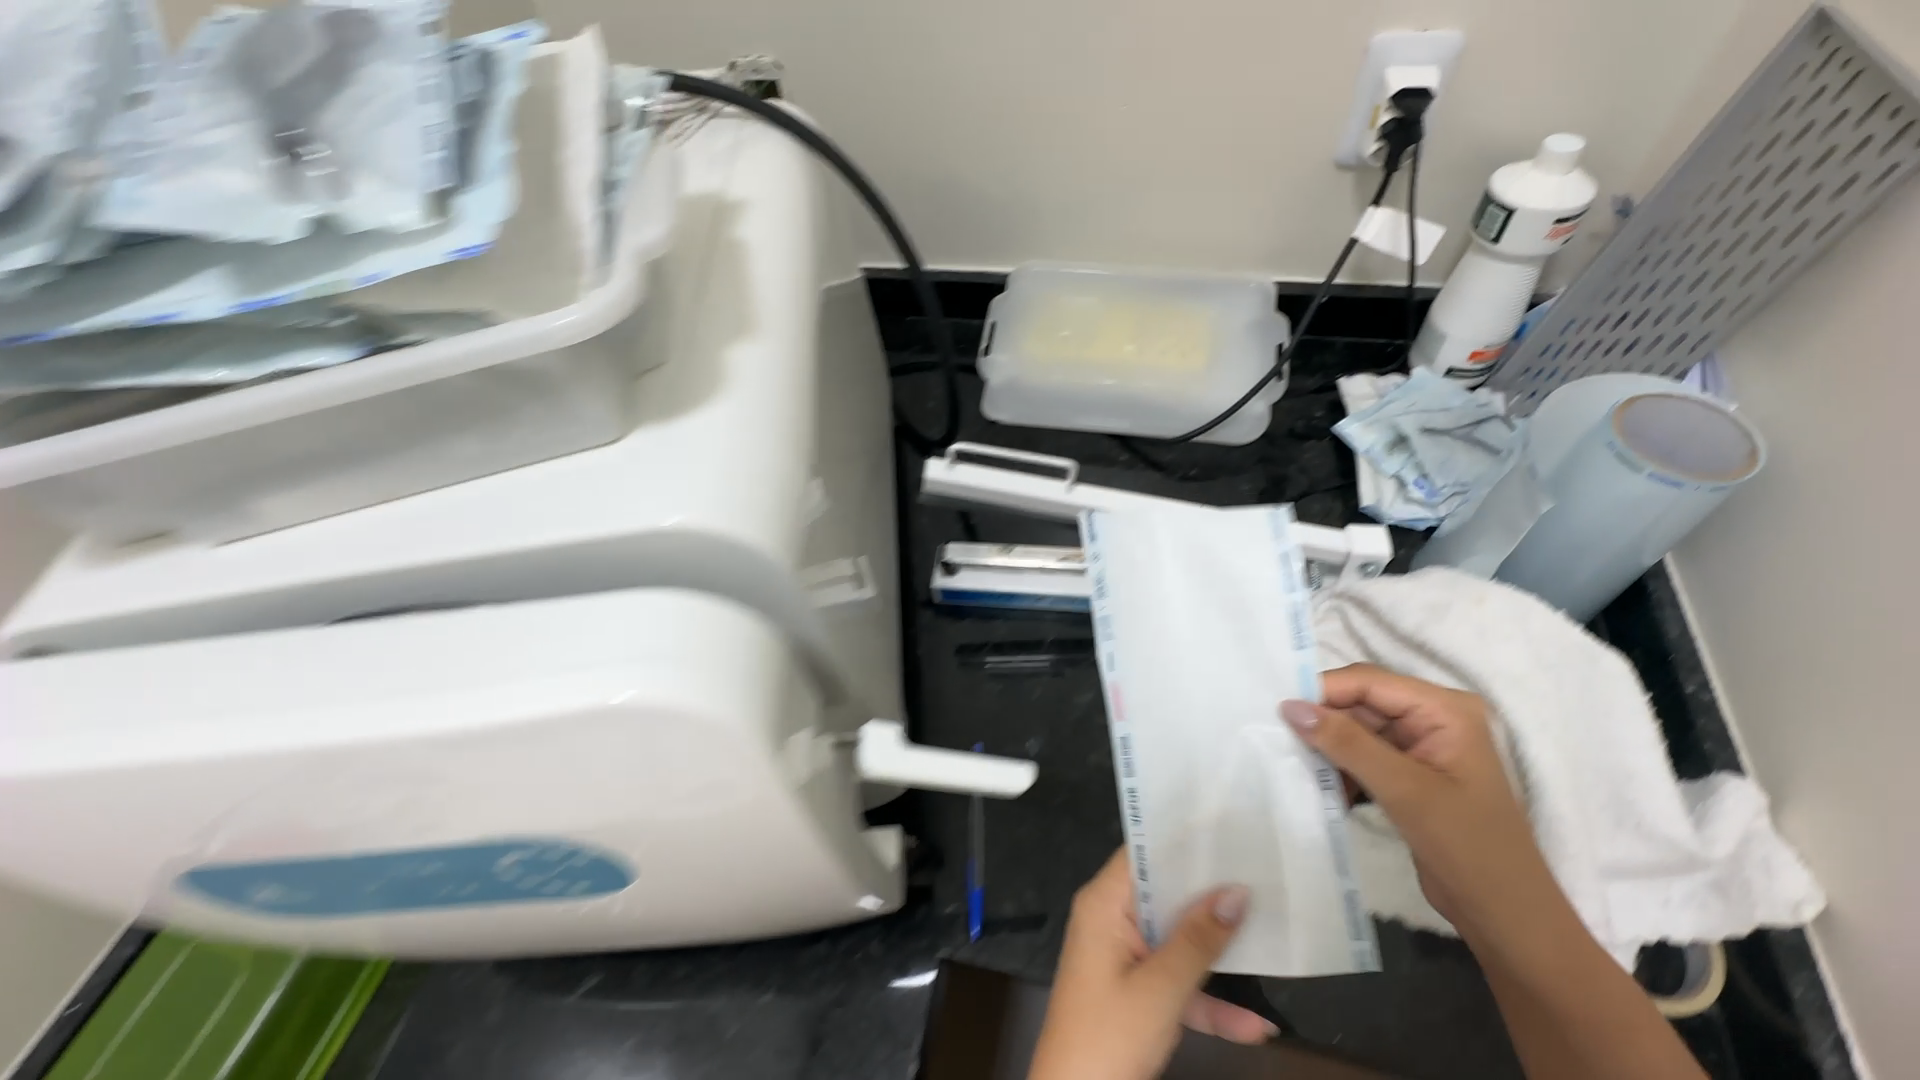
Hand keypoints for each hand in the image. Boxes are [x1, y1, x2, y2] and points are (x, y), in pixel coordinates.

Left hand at [1027, 851, 1276, 1079]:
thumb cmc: (1108, 1034)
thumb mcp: (1160, 988)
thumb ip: (1198, 939)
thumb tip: (1236, 890)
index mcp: (1104, 904)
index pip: (1144, 853)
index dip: (1184, 841)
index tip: (1231, 831)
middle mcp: (1111, 920)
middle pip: (1166, 894)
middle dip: (1212, 894)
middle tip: (1264, 877)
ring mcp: (1124, 957)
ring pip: (1176, 940)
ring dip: (1218, 954)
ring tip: (1272, 940)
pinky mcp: (1135, 992)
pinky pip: (1176, 984)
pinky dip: (1208, 1003)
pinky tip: (1256, 1028)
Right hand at [1279, 663, 1554, 942]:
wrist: (1503, 912)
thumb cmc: (1466, 844)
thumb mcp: (1403, 789)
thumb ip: (1346, 743)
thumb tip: (1290, 706)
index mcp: (1445, 709)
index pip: (1370, 681)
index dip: (1323, 691)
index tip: (1276, 709)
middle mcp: (1434, 718)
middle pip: (1361, 701)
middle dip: (1323, 719)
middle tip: (1276, 737)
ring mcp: (1421, 746)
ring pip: (1357, 729)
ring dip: (1328, 747)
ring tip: (1292, 763)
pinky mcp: (1410, 773)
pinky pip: (1362, 754)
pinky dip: (1340, 768)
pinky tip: (1320, 787)